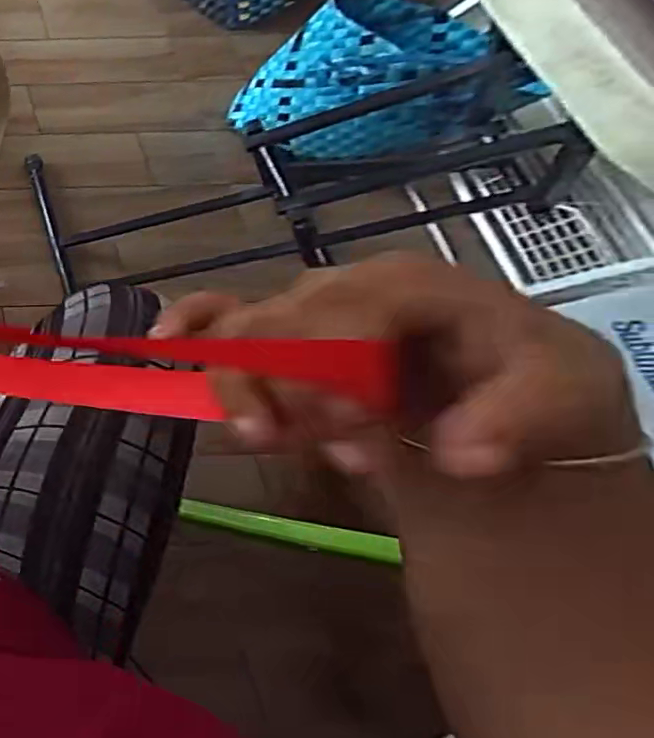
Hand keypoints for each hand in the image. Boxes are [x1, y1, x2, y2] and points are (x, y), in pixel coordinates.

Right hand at [151, 253, 639, 477]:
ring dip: (245, 392)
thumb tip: (455, 455)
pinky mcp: (270, 326)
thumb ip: (517, 419)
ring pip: (236, 335)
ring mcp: (296, 304)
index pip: (343, 314)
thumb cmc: (529, 384)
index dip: (335, 368)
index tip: (353, 428)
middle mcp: (337, 284)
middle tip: (348, 454)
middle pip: (279, 327)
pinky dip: (186, 324)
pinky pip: (211, 312)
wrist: (493, 391)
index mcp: (407, 282)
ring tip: (270, 439)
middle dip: (296, 393)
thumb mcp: (571, 395)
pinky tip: (167, 341)